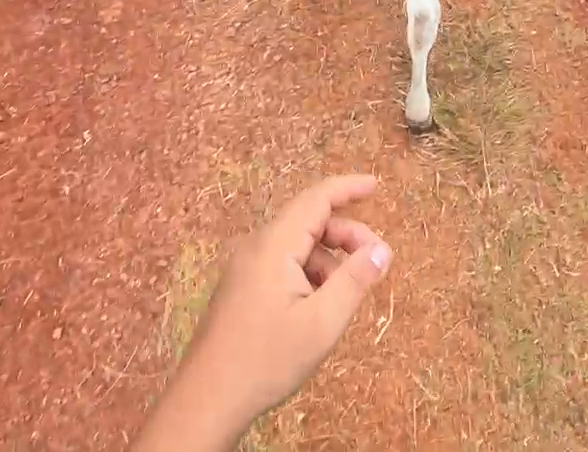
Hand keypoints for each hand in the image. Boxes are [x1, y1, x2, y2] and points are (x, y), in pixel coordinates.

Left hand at [131, 175, 392, 451]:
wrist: (205, 402)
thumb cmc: (265, 360)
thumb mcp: (321, 323)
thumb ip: (355, 281)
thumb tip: (382, 249)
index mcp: (274, 245)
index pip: (317, 199)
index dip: (348, 187)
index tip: (376, 185)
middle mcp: (258, 246)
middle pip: (309, 222)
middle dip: (347, 235)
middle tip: (377, 260)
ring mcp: (246, 267)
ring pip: (298, 246)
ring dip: (329, 259)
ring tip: (349, 293)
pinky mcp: (242, 288)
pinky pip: (284, 264)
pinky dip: (310, 273)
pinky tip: (321, 306)